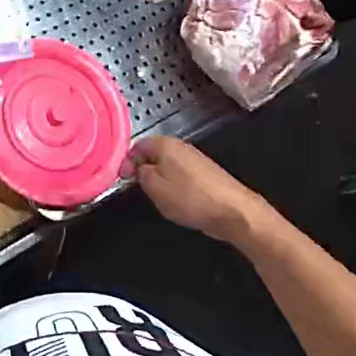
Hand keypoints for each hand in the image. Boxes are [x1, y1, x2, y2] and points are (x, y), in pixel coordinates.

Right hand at [126, 136, 271, 243]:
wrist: (232, 211)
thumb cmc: (193, 199)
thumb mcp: (154, 188)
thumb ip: (141, 174)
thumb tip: (139, 169)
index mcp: (166, 144)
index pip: (137, 146)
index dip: (127, 162)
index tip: (124, 178)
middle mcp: (181, 147)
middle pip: (153, 156)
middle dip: (145, 173)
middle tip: (143, 191)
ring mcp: (195, 161)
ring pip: (167, 169)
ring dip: (161, 183)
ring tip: (163, 200)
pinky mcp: (205, 175)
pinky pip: (182, 179)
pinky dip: (177, 190)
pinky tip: (180, 204)